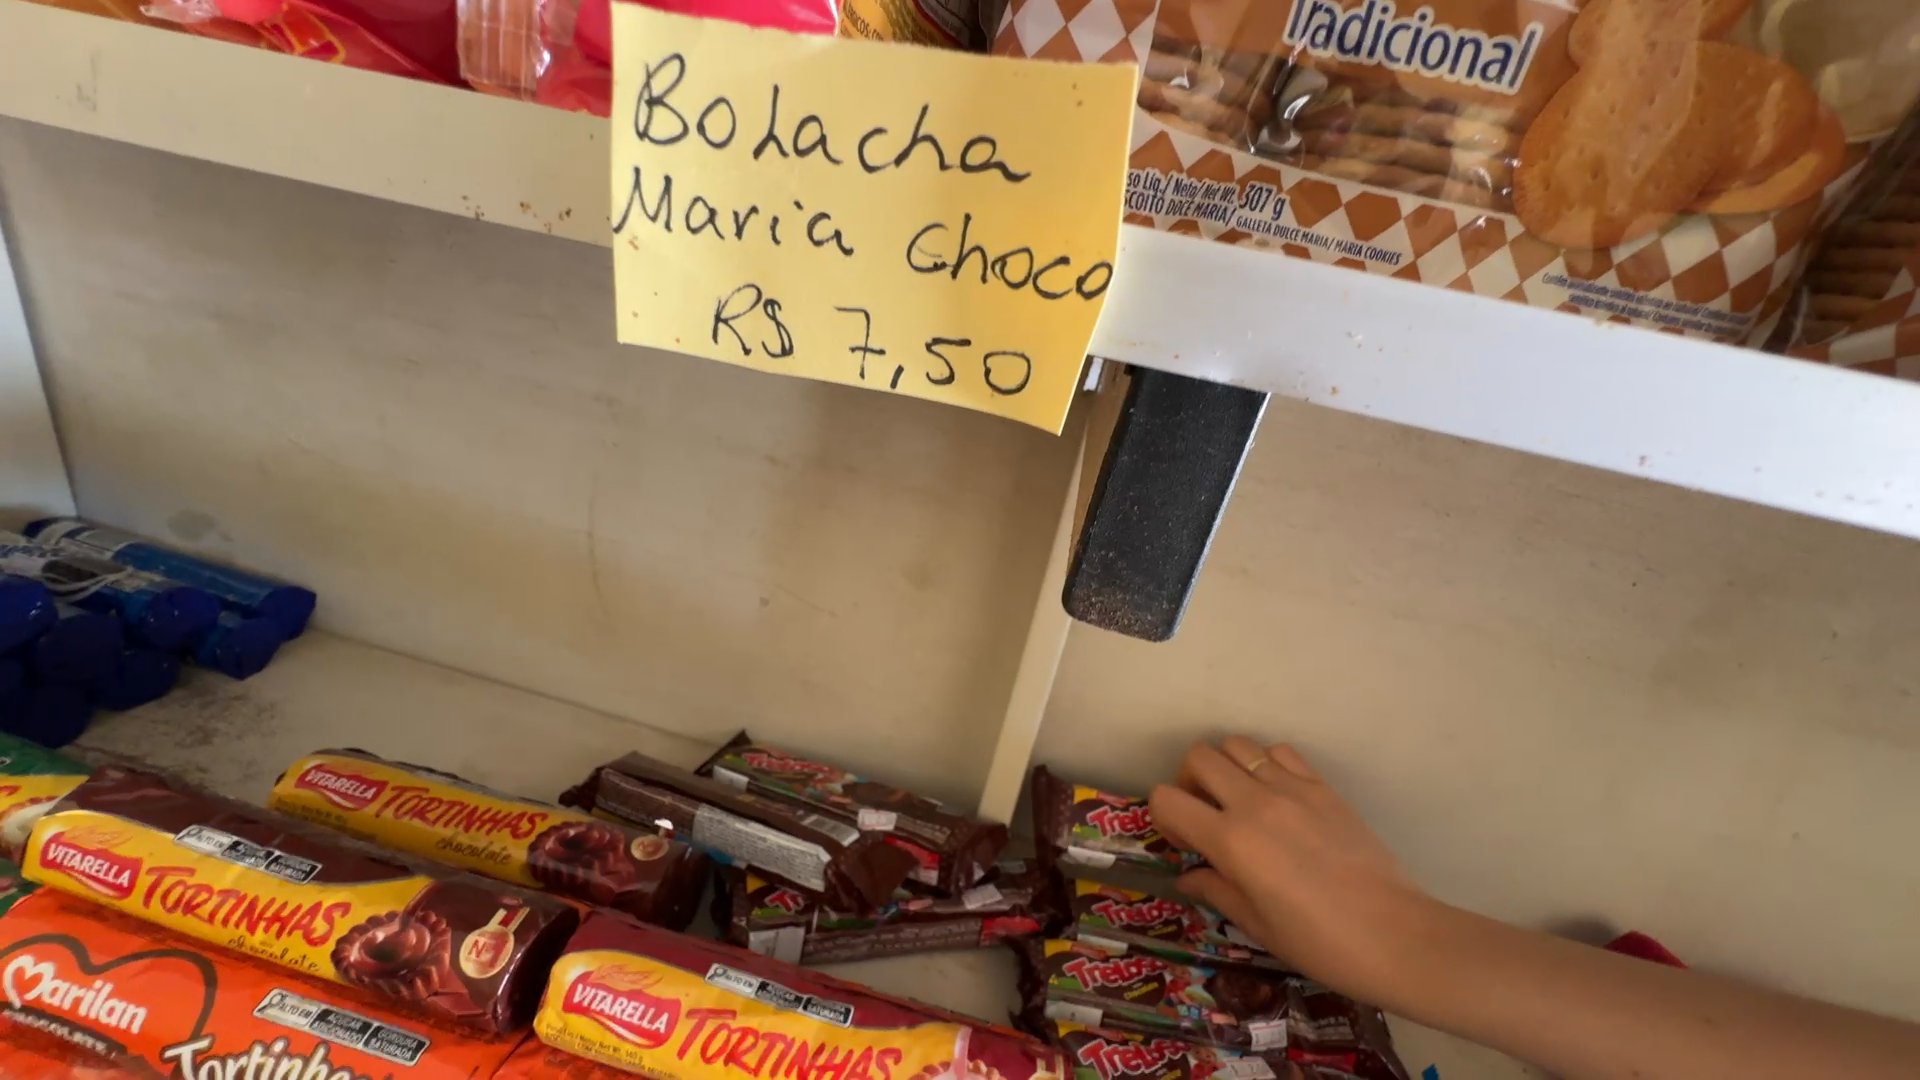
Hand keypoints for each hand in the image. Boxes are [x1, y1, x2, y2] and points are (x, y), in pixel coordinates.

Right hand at [1150, 736, 1435, 998]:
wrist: (1399, 938)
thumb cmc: (1322, 943)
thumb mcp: (1258, 926)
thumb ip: (1215, 891)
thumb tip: (1188, 877)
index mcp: (1231, 841)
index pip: (1167, 799)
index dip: (1164, 816)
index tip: (1186, 842)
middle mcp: (1254, 803)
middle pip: (1198, 756)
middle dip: (1189, 781)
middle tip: (1207, 814)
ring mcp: (1291, 788)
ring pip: (1237, 744)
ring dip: (1226, 766)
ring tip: (1240, 799)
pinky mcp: (1322, 786)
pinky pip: (1280, 751)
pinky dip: (1266, 763)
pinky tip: (1277, 795)